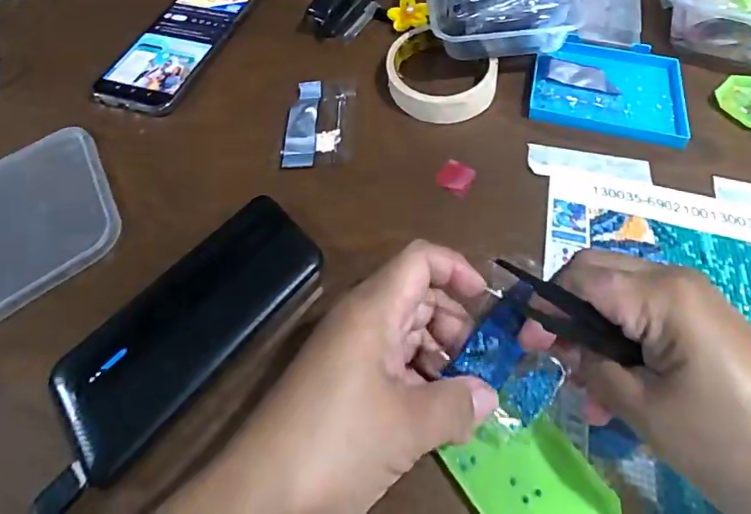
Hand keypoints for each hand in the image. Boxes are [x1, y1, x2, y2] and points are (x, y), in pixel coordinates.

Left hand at [165, 241, 497, 513]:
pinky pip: (390, 361)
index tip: (489, 301)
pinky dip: (418, 377)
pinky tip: (436, 413)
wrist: (261, 491)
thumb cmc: (337, 442)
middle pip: (418, 295)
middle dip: (456, 322)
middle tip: (484, 364)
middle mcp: (361, 318)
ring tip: (465, 395)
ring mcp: (349, 349)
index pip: (420, 260)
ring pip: (406, 331)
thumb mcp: (405, 428)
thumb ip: (454, 405)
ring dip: (439, 355)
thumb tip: (488, 394)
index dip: (457, 269)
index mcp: (373, 309)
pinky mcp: (342, 380)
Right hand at [517, 247, 745, 461]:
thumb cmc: (732, 443)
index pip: (581, 276)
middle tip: (550, 360)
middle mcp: (675, 279)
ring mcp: (694, 301)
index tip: (523, 344)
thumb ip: (595, 369)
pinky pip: (648, 318)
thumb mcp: (649, 412)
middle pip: (598, 274)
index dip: (545, 305)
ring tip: (585, 392)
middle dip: (567, 312)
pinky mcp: (706, 325)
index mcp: (661, 291)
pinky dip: (623, 344)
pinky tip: (617, 392)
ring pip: (621, 297)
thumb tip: (563, 348)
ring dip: (593, 333)